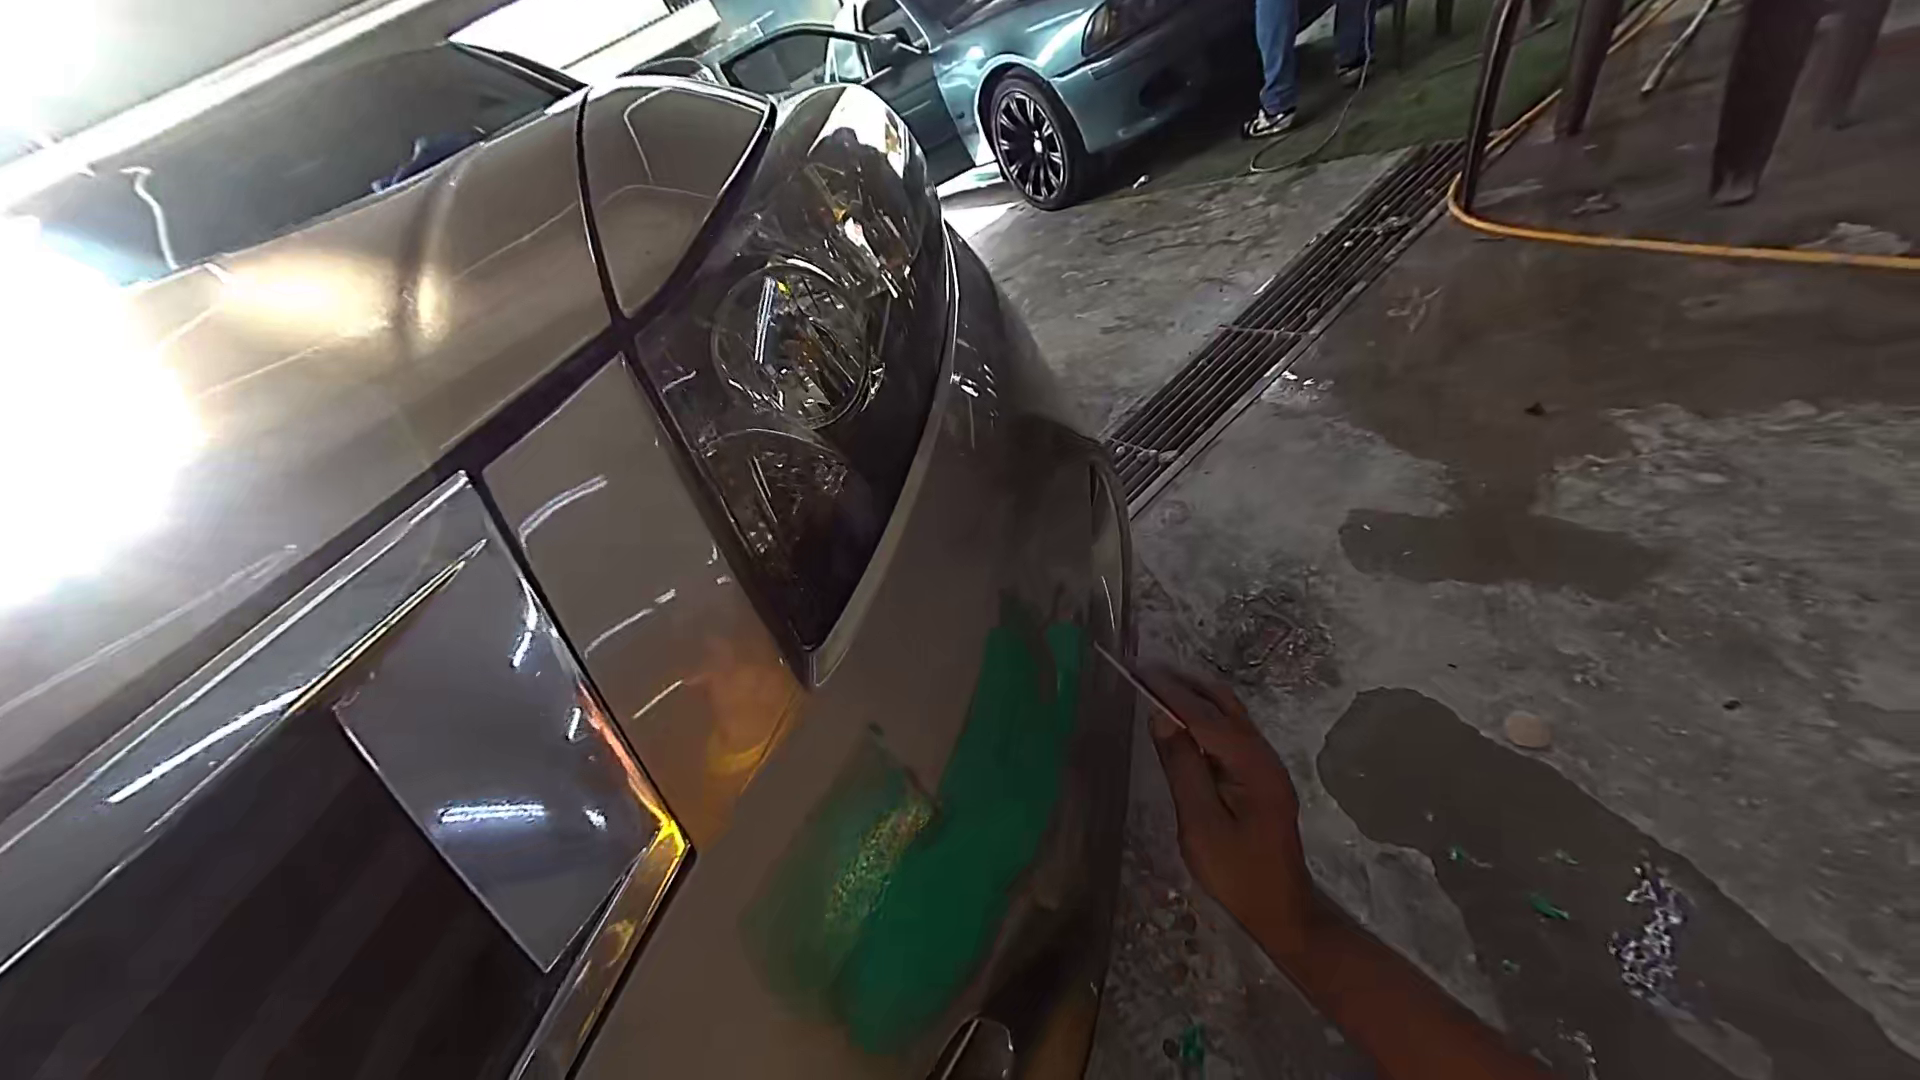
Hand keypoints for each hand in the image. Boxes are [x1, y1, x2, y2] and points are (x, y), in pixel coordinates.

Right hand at [1144, 666, 1316, 958]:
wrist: (1282, 910)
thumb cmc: (1237, 872)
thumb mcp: (1200, 824)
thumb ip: (1181, 767)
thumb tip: (1160, 717)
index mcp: (1251, 764)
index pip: (1203, 715)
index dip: (1169, 691)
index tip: (1139, 671)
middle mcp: (1262, 753)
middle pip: (1221, 702)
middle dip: (1182, 683)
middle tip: (1144, 671)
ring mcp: (1263, 762)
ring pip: (1227, 711)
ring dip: (1192, 693)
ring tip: (1156, 684)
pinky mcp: (1257, 772)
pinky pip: (1228, 727)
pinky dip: (1201, 711)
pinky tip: (1180, 716)